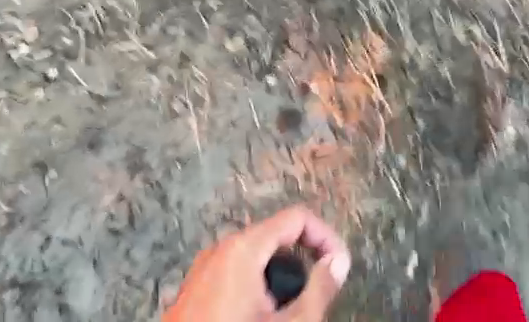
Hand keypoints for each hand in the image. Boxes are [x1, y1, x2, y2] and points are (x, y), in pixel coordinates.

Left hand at [164, 206, 350, 321]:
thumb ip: (320, 289)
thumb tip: (338, 261)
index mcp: (243, 249)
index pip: (297, 218)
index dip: (326, 238)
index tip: (339, 268)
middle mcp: (219, 252)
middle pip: (275, 240)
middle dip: (300, 266)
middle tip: (314, 301)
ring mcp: (200, 275)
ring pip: (254, 263)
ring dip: (278, 285)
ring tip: (285, 317)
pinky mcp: (189, 299)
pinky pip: (232, 281)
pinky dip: (253, 294)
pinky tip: (258, 321)